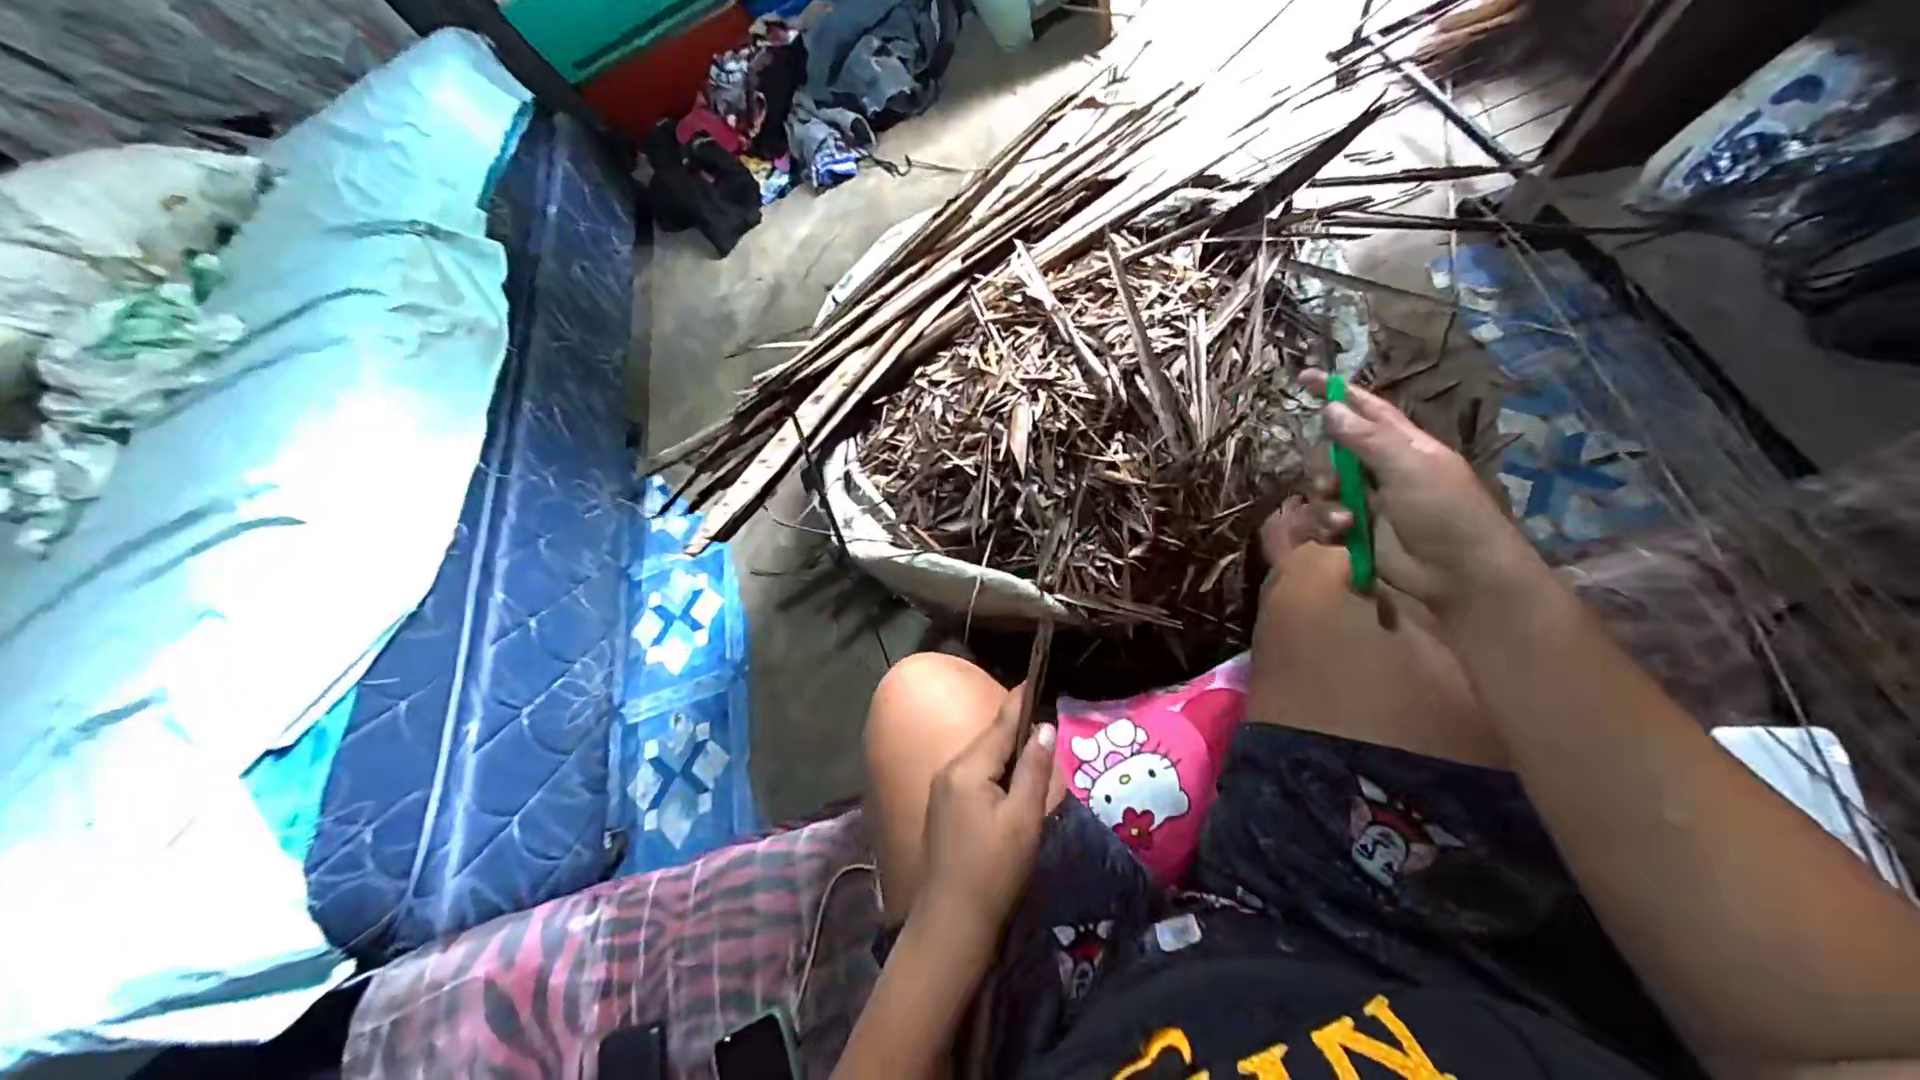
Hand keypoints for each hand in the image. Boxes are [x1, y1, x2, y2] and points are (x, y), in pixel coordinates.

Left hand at [912, 685, 1057, 954]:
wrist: (951, 921)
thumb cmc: (993, 869)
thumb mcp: (1023, 819)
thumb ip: (1034, 769)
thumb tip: (1044, 726)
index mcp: (967, 767)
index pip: (1000, 722)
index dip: (1020, 699)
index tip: (1037, 676)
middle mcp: (949, 769)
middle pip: (989, 738)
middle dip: (1016, 724)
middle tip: (1048, 711)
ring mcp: (941, 789)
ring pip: (982, 757)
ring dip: (1007, 748)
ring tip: (1037, 739)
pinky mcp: (943, 807)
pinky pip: (974, 774)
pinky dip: (996, 768)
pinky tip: (1013, 776)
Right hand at [1296, 370, 1548, 614]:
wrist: (1459, 574)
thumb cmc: (1445, 512)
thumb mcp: (1409, 467)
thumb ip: (1366, 438)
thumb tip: (1329, 407)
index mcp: (1401, 444)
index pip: (1364, 408)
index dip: (1336, 392)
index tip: (1304, 378)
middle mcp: (1380, 469)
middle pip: (1333, 452)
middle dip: (1325, 467)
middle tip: (1333, 482)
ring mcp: (1367, 502)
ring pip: (1323, 489)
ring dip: (1326, 503)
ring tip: (1345, 521)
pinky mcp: (1355, 532)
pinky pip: (1323, 520)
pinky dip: (1325, 527)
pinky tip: (1340, 535)